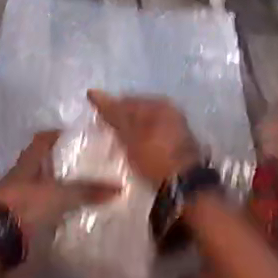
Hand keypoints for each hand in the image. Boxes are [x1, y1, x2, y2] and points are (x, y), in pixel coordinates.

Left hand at [0, 130, 119, 239]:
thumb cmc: (26, 203)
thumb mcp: (60, 194)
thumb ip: (87, 191)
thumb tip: (118, 187)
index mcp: (29, 160)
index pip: (43, 139)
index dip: (59, 134)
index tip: (78, 136)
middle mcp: (23, 174)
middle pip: (43, 162)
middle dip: (62, 162)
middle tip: (86, 164)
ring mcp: (19, 195)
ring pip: (42, 185)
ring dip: (58, 186)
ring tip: (83, 188)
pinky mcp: (19, 216)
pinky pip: (41, 206)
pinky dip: (54, 208)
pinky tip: (69, 212)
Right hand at [87, 90, 202, 185]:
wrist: (185, 185)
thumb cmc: (153, 157)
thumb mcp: (128, 136)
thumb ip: (112, 113)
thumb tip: (92, 92)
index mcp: (157, 103)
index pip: (125, 100)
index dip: (109, 112)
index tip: (98, 126)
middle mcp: (169, 109)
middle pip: (137, 111)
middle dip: (122, 122)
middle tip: (107, 136)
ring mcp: (177, 125)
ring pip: (147, 123)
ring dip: (133, 132)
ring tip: (120, 147)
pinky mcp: (180, 142)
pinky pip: (155, 134)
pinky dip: (144, 140)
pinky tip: (137, 153)